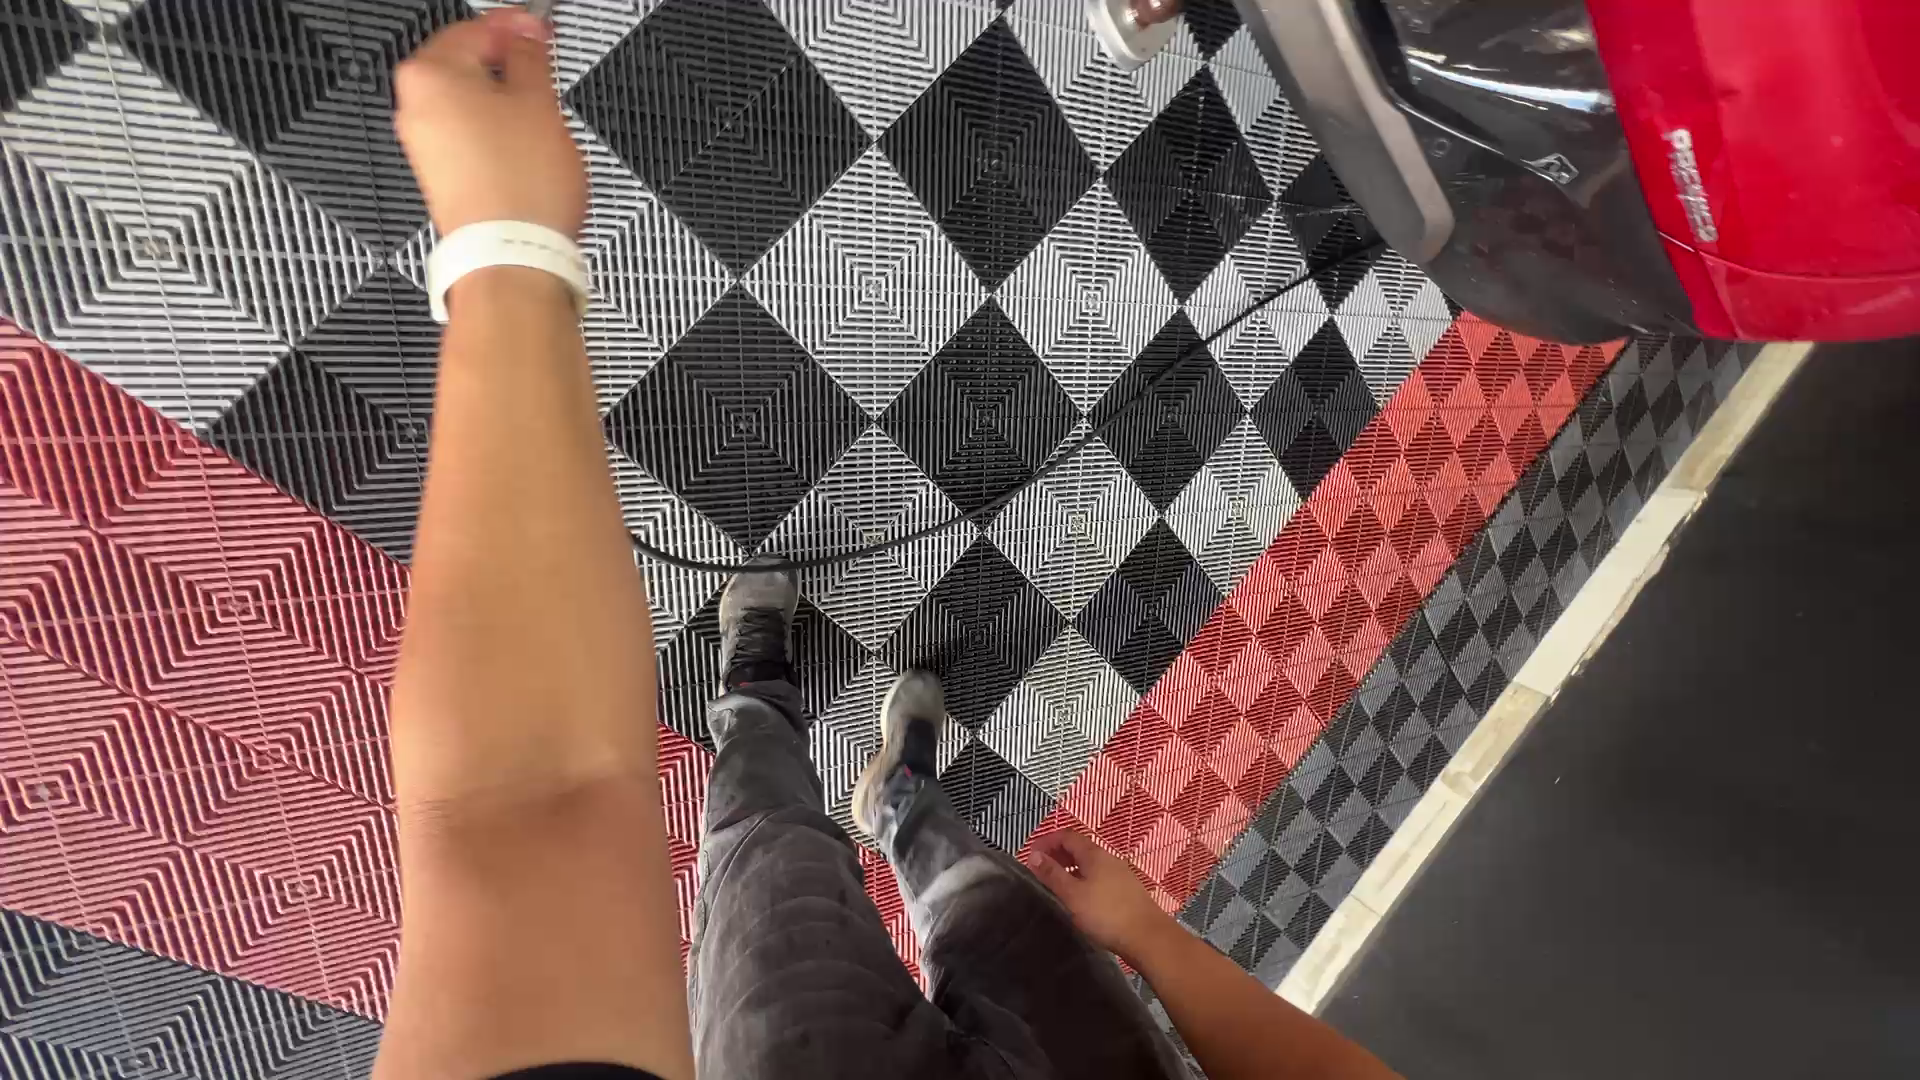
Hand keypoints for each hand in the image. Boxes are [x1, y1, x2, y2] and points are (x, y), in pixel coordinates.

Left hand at [393, 8, 586, 238]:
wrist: (513, 256)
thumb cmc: (521, 188)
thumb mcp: (540, 106)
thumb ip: (531, 60)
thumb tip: (525, 37)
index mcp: (429, 75)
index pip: (476, 30)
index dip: (517, 28)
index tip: (540, 30)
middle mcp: (416, 108)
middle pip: (472, 75)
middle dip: (514, 83)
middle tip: (549, 94)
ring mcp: (427, 149)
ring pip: (476, 116)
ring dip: (511, 122)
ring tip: (546, 144)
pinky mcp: (446, 184)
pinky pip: (477, 152)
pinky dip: (504, 154)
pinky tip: (531, 173)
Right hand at [1028, 830, 1176, 962]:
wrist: (1149, 938)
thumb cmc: (1107, 914)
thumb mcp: (1073, 895)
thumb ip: (1053, 874)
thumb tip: (1033, 854)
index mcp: (1094, 853)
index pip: (1066, 835)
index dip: (1047, 841)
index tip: (1031, 854)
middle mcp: (1108, 858)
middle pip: (1078, 847)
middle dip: (1057, 853)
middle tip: (1040, 868)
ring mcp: (1120, 873)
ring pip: (1089, 862)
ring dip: (1070, 867)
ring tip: (1057, 883)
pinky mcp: (1127, 890)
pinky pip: (1099, 875)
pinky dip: (1083, 878)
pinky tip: (1081, 897)